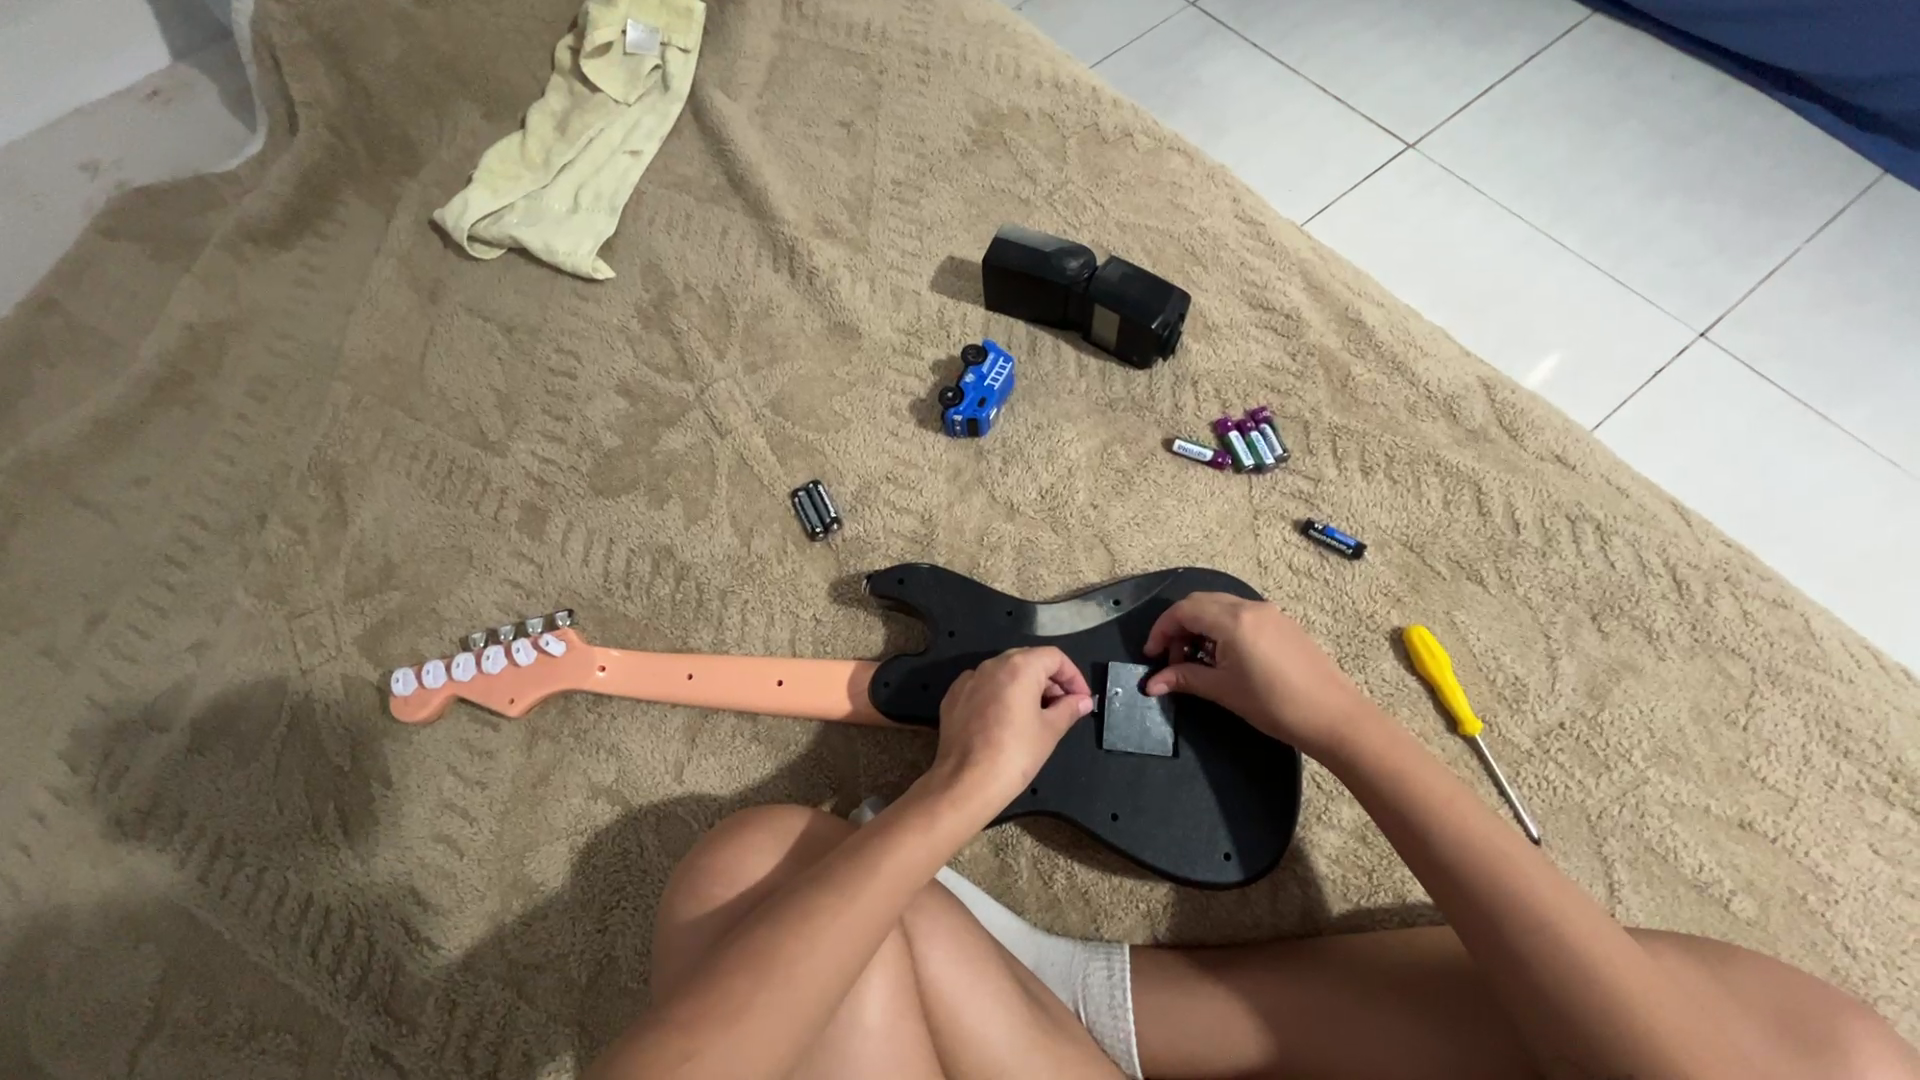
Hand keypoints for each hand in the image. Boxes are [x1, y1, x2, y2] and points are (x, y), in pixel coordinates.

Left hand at [925, 647, 1094, 810]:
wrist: (965, 782)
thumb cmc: (1015, 754)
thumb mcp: (1050, 731)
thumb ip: (1068, 709)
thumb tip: (1082, 701)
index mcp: (1019, 667)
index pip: (1054, 657)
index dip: (1073, 675)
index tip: (1081, 698)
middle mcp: (991, 665)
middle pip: (1028, 660)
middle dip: (1049, 680)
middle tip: (1063, 706)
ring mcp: (968, 680)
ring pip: (1004, 672)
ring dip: (1024, 686)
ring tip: (1036, 714)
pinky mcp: (953, 697)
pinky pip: (983, 687)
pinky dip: (999, 695)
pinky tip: (1005, 719)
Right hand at [1142, 593, 1378, 756]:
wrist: (1333, 716)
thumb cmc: (1273, 704)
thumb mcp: (1223, 690)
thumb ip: (1184, 679)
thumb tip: (1151, 684)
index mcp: (1232, 620)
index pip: (1183, 611)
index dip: (1161, 630)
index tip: (1151, 655)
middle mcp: (1250, 607)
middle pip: (1200, 602)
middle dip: (1179, 626)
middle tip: (1171, 657)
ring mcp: (1271, 613)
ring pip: (1222, 607)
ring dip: (1201, 627)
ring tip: (1197, 660)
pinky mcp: (1284, 624)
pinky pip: (1242, 615)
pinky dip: (1223, 628)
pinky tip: (1225, 658)